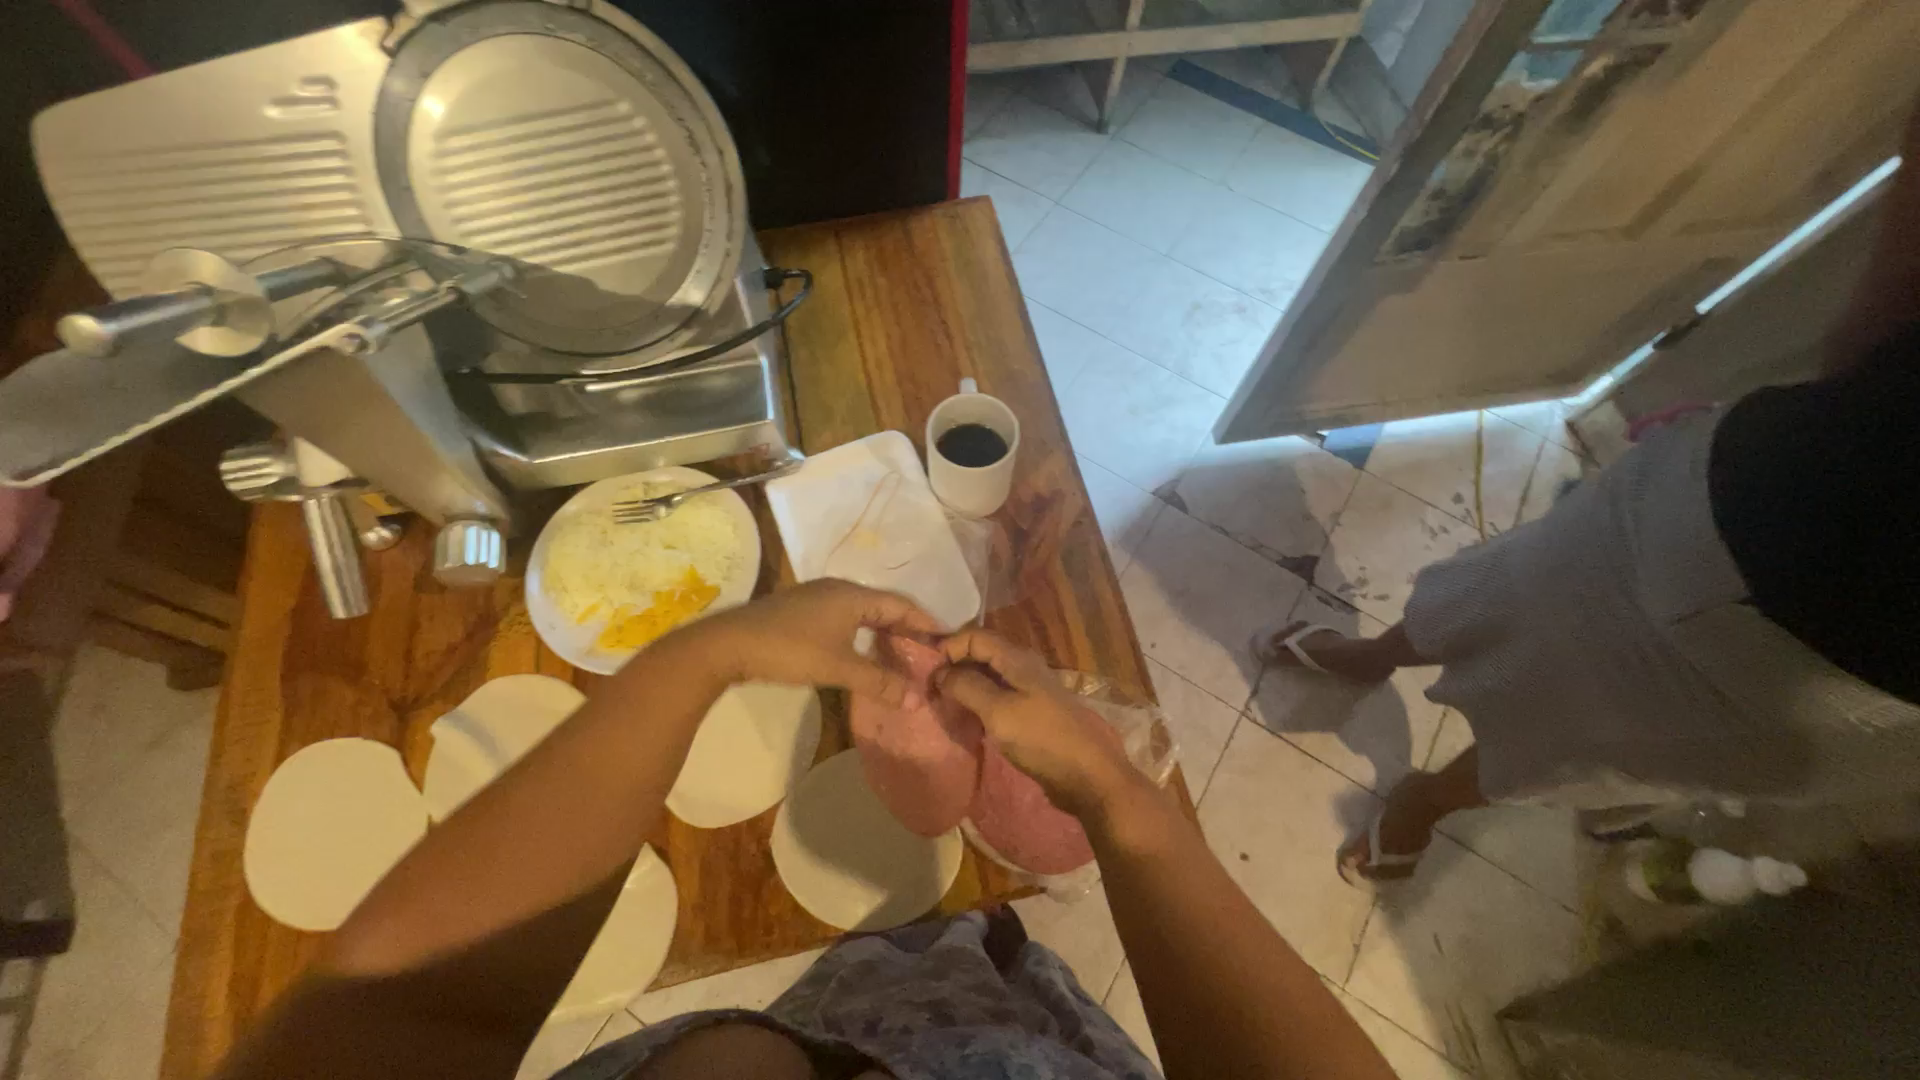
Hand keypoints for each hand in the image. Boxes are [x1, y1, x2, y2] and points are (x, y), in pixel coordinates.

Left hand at [670, 579, 941, 705]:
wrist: (728, 644)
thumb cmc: (789, 649)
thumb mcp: (838, 667)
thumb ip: (878, 682)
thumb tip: (917, 700)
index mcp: (853, 595)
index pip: (901, 604)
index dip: (925, 621)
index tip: (947, 638)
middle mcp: (838, 589)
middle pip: (883, 606)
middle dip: (906, 627)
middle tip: (927, 650)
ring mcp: (817, 598)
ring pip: (862, 612)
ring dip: (882, 631)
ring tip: (900, 653)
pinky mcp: (801, 611)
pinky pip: (845, 617)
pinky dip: (862, 633)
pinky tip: (861, 652)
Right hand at [933, 630, 1137, 816]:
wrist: (1088, 776)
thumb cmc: (1042, 739)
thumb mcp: (999, 712)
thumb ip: (968, 688)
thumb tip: (941, 673)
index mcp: (1018, 659)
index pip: (975, 636)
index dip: (949, 647)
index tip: (926, 671)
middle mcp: (1024, 667)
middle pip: (982, 654)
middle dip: (954, 665)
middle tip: (928, 688)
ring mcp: (1029, 690)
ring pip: (989, 676)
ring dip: (965, 685)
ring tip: (941, 703)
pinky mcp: (1031, 712)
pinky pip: (998, 697)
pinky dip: (979, 702)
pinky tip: (966, 718)